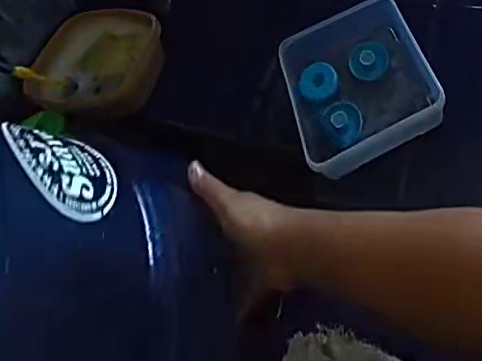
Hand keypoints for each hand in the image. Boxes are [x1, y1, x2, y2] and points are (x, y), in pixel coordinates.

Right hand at [188, 161, 301, 306]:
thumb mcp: (228, 203)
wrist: (289, 251)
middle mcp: (255, 229)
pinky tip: (229, 317)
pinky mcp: (268, 283)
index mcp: (245, 208)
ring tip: (208, 290)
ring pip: (244, 264)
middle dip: (223, 246)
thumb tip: (192, 163)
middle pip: (235, 237)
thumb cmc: (256, 222)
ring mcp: (263, 256)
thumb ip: (210, 190)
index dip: (213, 211)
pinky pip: (251, 294)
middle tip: (196, 261)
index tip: (193, 220)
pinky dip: (243, 305)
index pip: (226, 206)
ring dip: (234, 274)